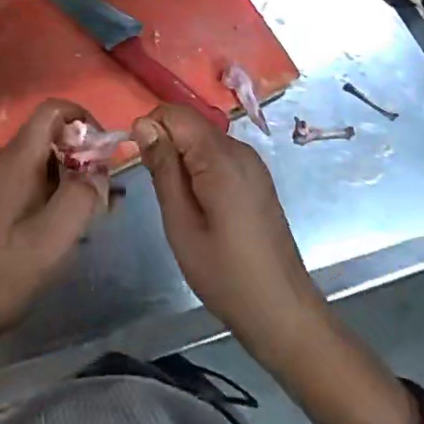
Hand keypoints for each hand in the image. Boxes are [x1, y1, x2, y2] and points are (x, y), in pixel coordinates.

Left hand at [0, 100, 107, 335]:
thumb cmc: (7, 269)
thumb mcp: (56, 236)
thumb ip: (84, 195)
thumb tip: (99, 172)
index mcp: (19, 157)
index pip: (53, 109)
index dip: (83, 118)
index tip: (104, 151)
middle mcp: (7, 160)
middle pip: (50, 133)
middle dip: (83, 152)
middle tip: (105, 188)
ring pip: (44, 159)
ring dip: (72, 175)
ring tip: (93, 211)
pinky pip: (33, 179)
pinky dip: (56, 190)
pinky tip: (67, 225)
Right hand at [134, 103, 322, 347]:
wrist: (282, 310)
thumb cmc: (225, 273)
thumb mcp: (181, 223)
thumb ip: (162, 169)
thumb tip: (143, 125)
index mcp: (221, 157)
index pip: (175, 114)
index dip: (150, 128)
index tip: (141, 162)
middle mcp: (240, 149)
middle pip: (190, 124)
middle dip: (166, 144)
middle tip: (158, 188)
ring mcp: (252, 162)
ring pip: (203, 139)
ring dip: (182, 157)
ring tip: (178, 201)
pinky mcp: (256, 177)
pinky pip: (219, 155)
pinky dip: (200, 167)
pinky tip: (200, 205)